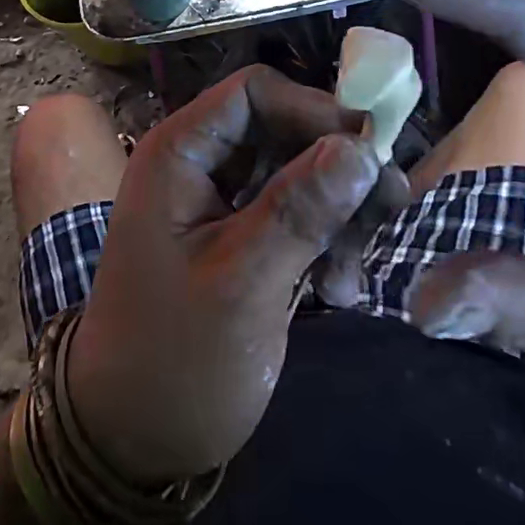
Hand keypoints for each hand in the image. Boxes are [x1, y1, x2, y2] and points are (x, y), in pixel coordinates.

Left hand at [65, 66, 382, 481]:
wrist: (134, 431)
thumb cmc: (175, 356)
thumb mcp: (242, 282)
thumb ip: (299, 210)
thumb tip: (361, 147)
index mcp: (178, 154)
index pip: (253, 93)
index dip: (315, 110)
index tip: (371, 155)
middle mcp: (196, 165)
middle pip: (283, 130)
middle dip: (337, 169)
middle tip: (391, 213)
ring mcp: (217, 202)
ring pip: (296, 173)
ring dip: (338, 214)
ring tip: (353, 281)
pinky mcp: (238, 238)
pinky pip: (293, 215)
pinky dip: (324, 242)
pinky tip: (341, 292)